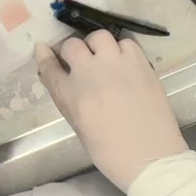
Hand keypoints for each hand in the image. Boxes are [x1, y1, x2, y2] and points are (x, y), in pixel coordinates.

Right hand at [35, 30, 187, 190]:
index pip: (49, 67)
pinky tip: (124, 62)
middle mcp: (90, 74)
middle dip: (71, 51)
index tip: (44, 50)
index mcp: (72, 96)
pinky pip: (126, 43)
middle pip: (72, 45)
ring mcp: (117, 65)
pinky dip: (121, 49)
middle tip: (79, 60)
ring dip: (96, 45)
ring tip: (102, 57)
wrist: (151, 158)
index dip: (45, 56)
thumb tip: (60, 77)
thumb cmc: (111, 152)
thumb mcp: (79, 127)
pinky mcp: (140, 63)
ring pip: (99, 37)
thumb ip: (67, 98)